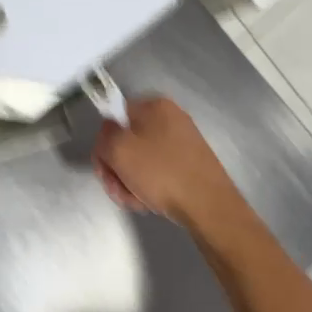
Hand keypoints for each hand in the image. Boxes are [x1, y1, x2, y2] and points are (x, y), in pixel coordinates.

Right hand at [93, 96, 242, 223]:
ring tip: (133, 200)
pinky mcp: (188, 163)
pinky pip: (157, 171)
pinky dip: (147, 186)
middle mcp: (170, 119)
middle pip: (126, 141)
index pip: (114, 119)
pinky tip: (147, 201)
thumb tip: (108, 135)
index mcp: (154, 106)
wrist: (208, 204)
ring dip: (129, 181)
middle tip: (117, 189)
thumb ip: (104, 136)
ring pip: (140, 160)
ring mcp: (181, 142)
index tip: (103, 169)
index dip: (103, 145)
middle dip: (116, 168)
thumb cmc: (161, 173)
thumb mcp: (120, 151)